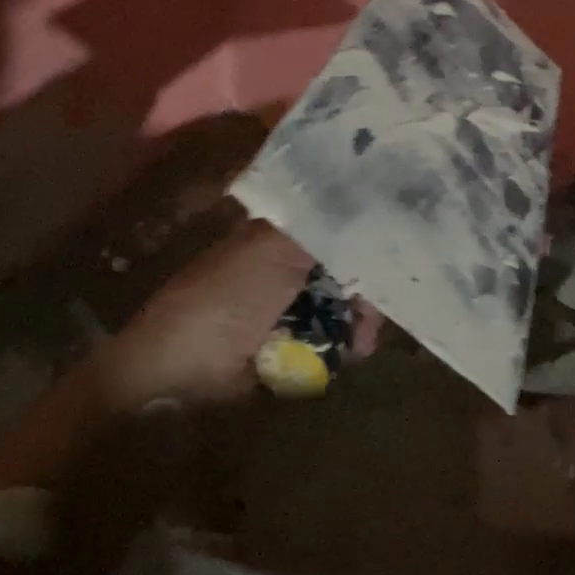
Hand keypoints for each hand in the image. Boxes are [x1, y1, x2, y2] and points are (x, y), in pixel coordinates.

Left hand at [99, 219, 373, 406]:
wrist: (177, 369)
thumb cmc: (225, 300)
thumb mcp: (274, 251)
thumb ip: (324, 231)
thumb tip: (372, 205)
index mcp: (281, 236)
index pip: (340, 228)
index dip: (368, 241)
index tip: (396, 257)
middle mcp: (289, 268)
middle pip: (348, 271)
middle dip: (368, 291)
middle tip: (375, 314)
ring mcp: (289, 309)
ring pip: (344, 308)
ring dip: (359, 324)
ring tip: (362, 342)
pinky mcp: (289, 347)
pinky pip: (331, 341)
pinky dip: (344, 347)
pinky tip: (351, 353)